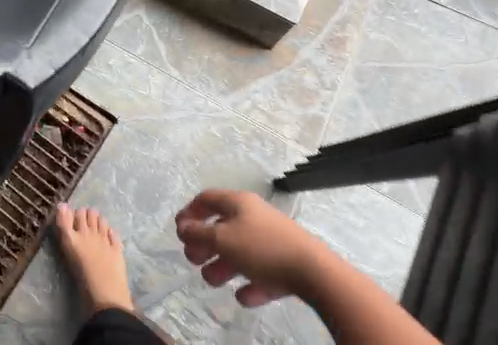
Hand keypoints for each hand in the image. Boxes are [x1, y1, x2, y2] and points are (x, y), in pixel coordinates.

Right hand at [174, 189, 330, 307]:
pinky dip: (251, 283)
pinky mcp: (288, 265)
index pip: (206, 200)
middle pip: (222, 228)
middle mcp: (255, 217)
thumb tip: (183, 227)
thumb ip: (198, 233)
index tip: (179, 231)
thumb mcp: (222, 239)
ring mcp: (273, 241)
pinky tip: (244, 297)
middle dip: (204, 245)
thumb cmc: (262, 248)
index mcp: (238, 203)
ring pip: (241, 252)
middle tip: (193, 259)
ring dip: (223, 267)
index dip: (189, 213)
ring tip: (213, 282)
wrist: (318, 274)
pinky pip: (262, 271)